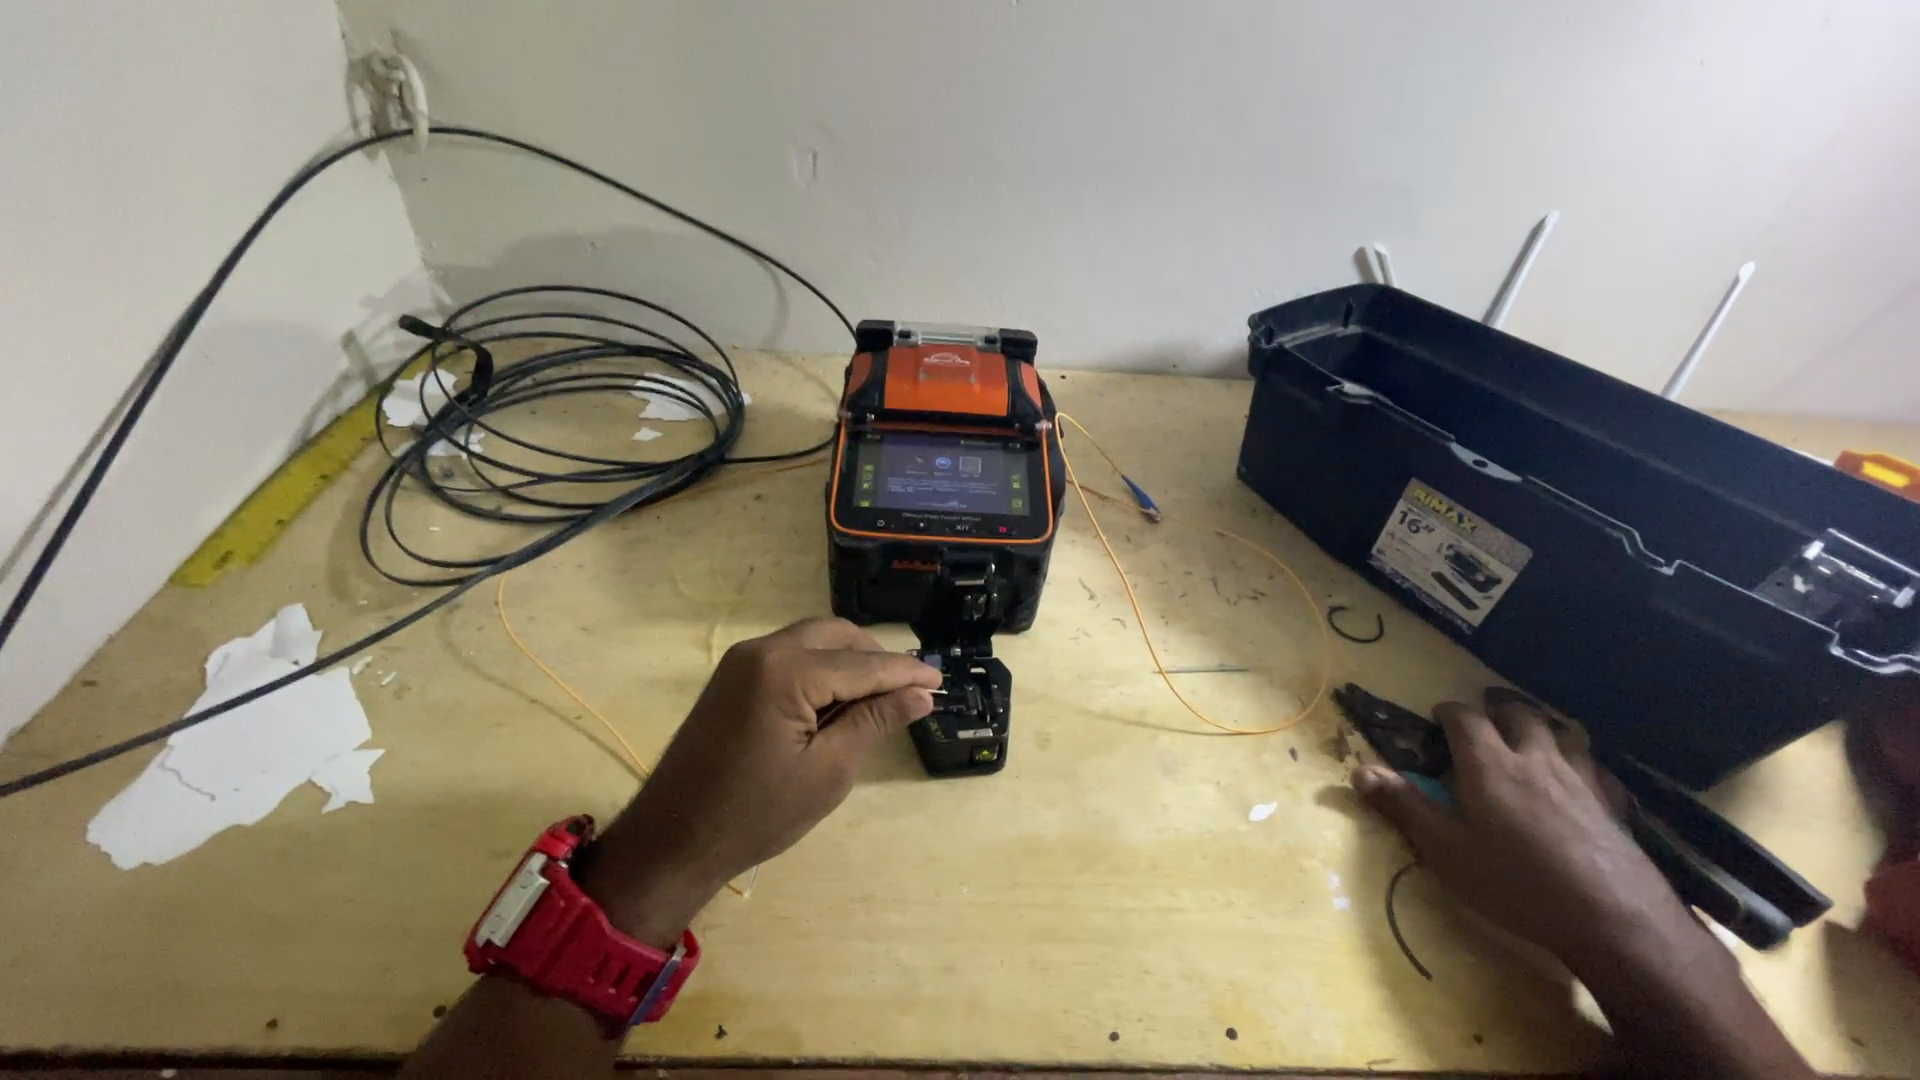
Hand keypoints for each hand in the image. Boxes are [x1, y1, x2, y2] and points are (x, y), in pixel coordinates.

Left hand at [577, 617, 940, 945]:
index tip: (940, 679)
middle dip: (877, 658)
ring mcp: (742, 660)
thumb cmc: (756, 814)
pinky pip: (791, 655)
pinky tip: (839, 698)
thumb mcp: (828, 772)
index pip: (863, 663)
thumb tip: (921, 694)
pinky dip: (822, 667)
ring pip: (813, 640)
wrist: (673, 839)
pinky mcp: (733, 676)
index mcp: (785, 671)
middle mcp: (762, 650)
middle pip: (837, 636)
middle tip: (911, 690)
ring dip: (850, 660)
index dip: (906, 671)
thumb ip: (874, 722)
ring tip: (880, 697)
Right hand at [1350, 689, 1695, 970]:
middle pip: (1518, 715)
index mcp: (1489, 765)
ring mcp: (1580, 780)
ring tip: (1529, 739)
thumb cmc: (1516, 883)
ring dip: (1540, 730)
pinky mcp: (1614, 806)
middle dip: (1496, 710)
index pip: (1465, 718)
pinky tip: (1579, 778)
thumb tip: (1360, 770)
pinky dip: (1579, 762)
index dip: (1449, 712)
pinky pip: (1595, 768)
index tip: (1437, 717)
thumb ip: (1404, 806)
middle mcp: (1535, 760)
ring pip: (1561, 734)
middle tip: (1484, 720)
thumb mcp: (1446, 849)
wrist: (1614, 920)